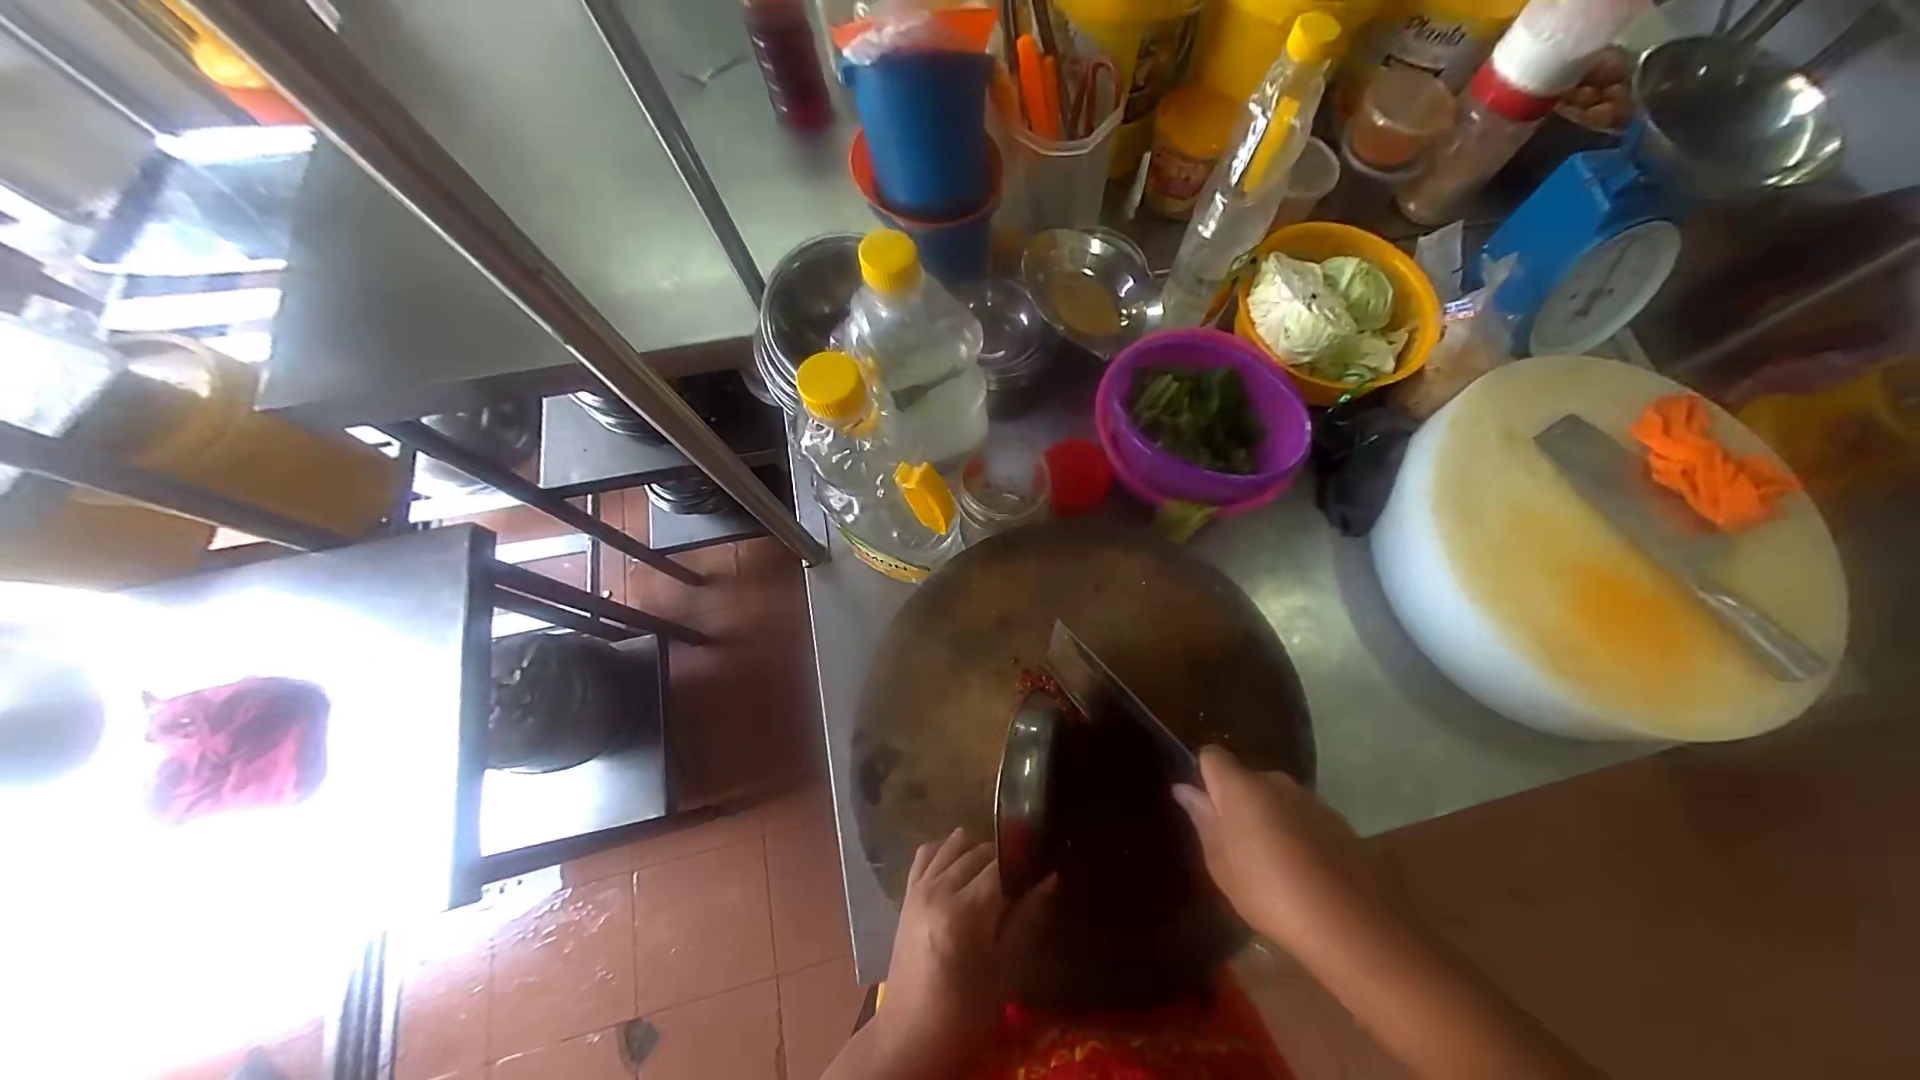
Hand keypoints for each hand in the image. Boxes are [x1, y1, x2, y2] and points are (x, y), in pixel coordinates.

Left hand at [873, 829, 1048, 1075]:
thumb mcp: (1006, 969)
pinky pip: (926, 854)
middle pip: (978, 852)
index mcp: (965, 910)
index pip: (1001, 865)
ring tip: (992, 878)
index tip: (1038, 873)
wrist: (913, 1033)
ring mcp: (919, 888)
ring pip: (954, 845)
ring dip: (976, 852)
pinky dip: (945, 850)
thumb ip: (1027, 917)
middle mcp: (939, 889)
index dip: (1023, 865)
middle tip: (1019, 885)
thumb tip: (1051, 878)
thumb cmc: (966, 1009)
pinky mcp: (907, 894)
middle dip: (1002, 860)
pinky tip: (959, 865)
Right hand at [1173, 745, 1396, 954]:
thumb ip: (1203, 819)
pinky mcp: (1341, 824)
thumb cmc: (1269, 892)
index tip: (1204, 810)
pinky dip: (1298, 836)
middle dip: (1237, 803)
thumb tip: (1184, 789)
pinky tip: (1303, 875)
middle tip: (1234, 847)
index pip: (1212, 756)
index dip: (1204, 777)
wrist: (1353, 927)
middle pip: (1246, 779)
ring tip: (1271, 866)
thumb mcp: (1220, 863)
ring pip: (1277, 800)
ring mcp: (1312, 801)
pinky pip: (1305, 819)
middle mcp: (1277, 782)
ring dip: (1269, 820)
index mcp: (1241, 786)